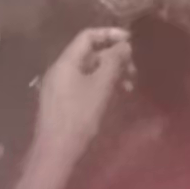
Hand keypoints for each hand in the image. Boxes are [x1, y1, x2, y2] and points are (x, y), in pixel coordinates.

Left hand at [28, 27, 131, 182]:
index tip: (131, 41)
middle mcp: (60, 70)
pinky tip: (116, 96)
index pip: (88, 36)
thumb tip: (125, 44)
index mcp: (66, 62)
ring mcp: (59, 87)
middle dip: (114, 57)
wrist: (55, 154)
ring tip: (129, 85)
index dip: (110, 34)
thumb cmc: (79, 117)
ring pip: (89, 70)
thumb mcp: (101, 87)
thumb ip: (114, 62)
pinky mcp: (62, 102)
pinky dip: (101, 85)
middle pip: (89, 53)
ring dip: (110, 73)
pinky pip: (84, 84)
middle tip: (134, 68)